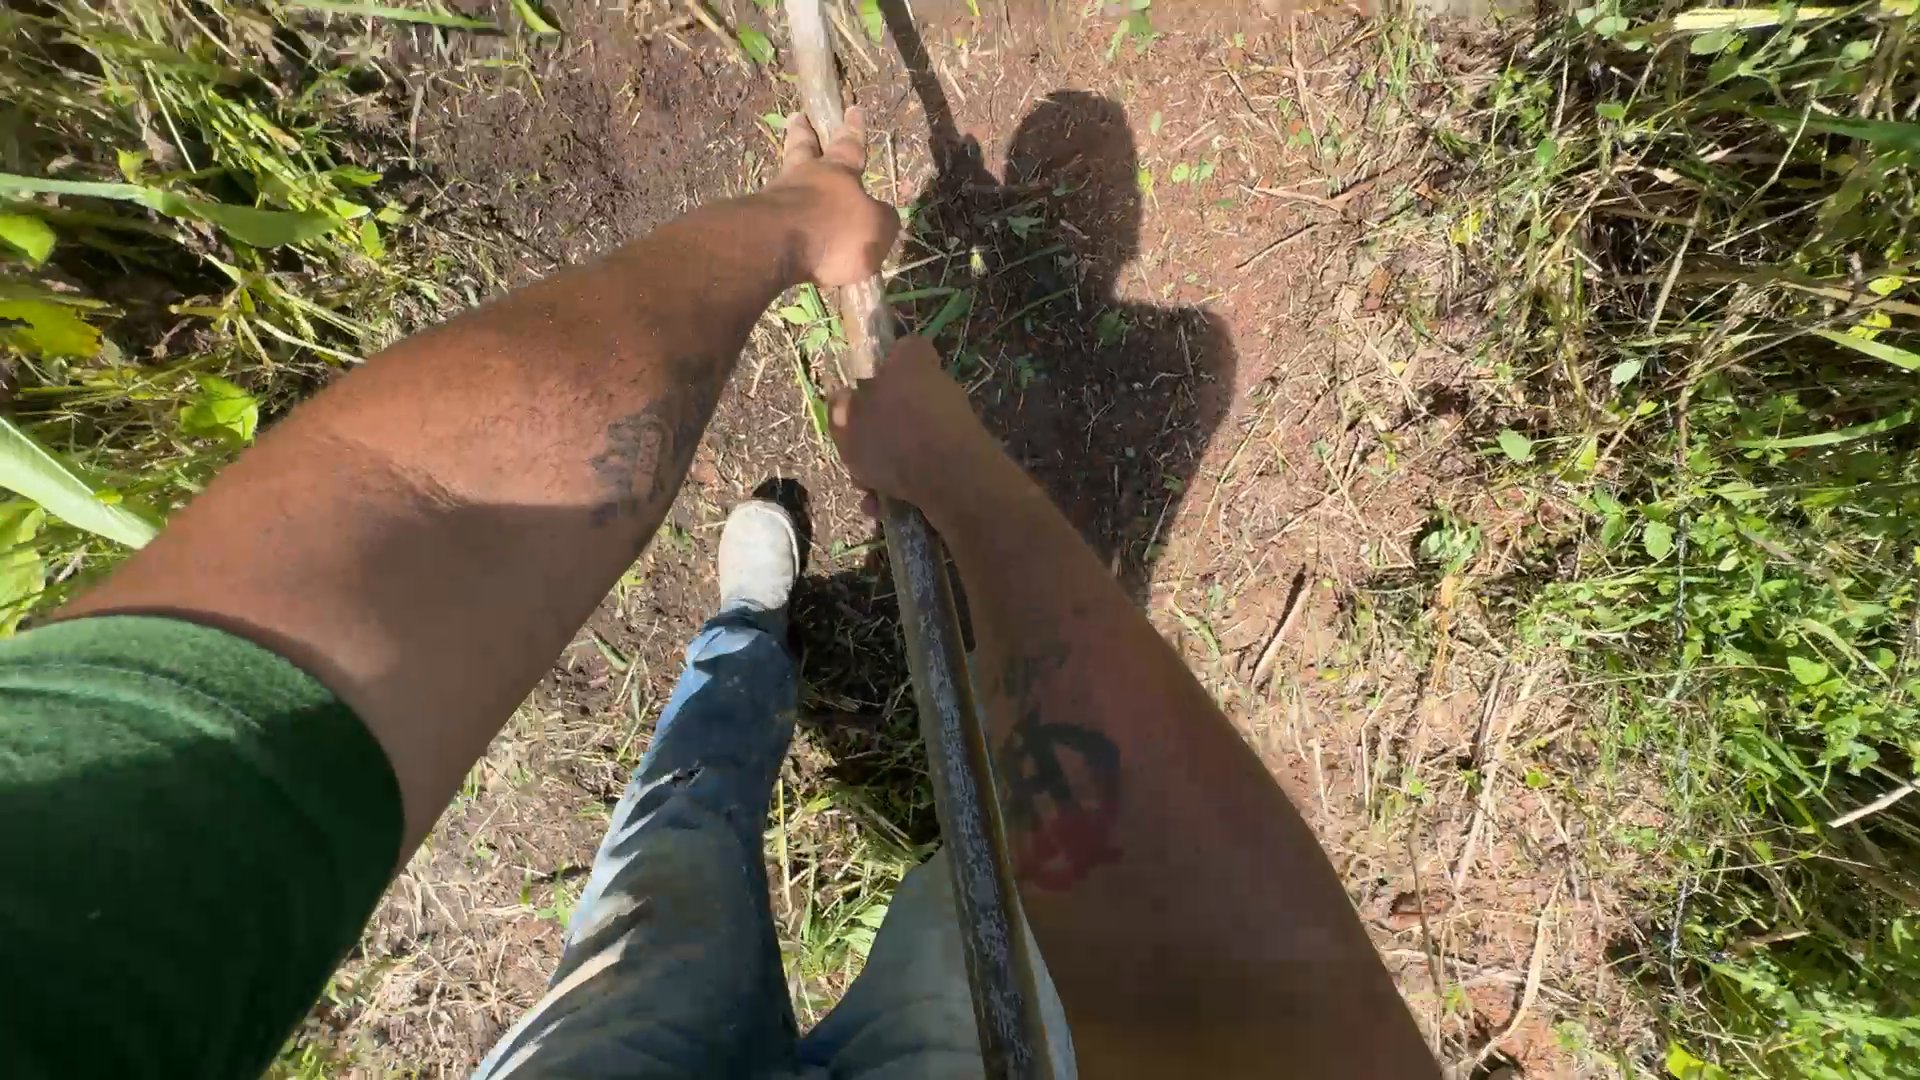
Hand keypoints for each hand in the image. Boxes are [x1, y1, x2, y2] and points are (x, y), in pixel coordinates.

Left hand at [766, 108, 898, 287]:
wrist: (780, 249)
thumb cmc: (836, 232)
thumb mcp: (876, 228)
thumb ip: (882, 220)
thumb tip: (883, 216)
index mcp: (839, 173)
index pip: (850, 147)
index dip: (854, 131)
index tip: (854, 111)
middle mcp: (805, 177)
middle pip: (805, 148)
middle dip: (805, 133)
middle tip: (799, 117)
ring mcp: (777, 197)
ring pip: (785, 174)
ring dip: (789, 166)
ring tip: (788, 164)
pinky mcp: (758, 221)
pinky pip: (772, 208)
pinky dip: (778, 207)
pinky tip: (779, 214)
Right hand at [829, 336, 994, 511]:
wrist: (955, 483)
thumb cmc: (895, 442)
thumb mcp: (850, 427)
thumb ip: (843, 411)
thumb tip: (844, 399)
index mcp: (912, 365)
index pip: (904, 350)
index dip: (885, 366)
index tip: (866, 391)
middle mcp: (938, 388)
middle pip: (902, 403)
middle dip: (877, 434)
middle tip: (857, 457)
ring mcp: (954, 424)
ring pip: (911, 440)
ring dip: (887, 467)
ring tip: (870, 493)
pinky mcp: (964, 457)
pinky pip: (927, 466)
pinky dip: (907, 485)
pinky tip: (887, 508)